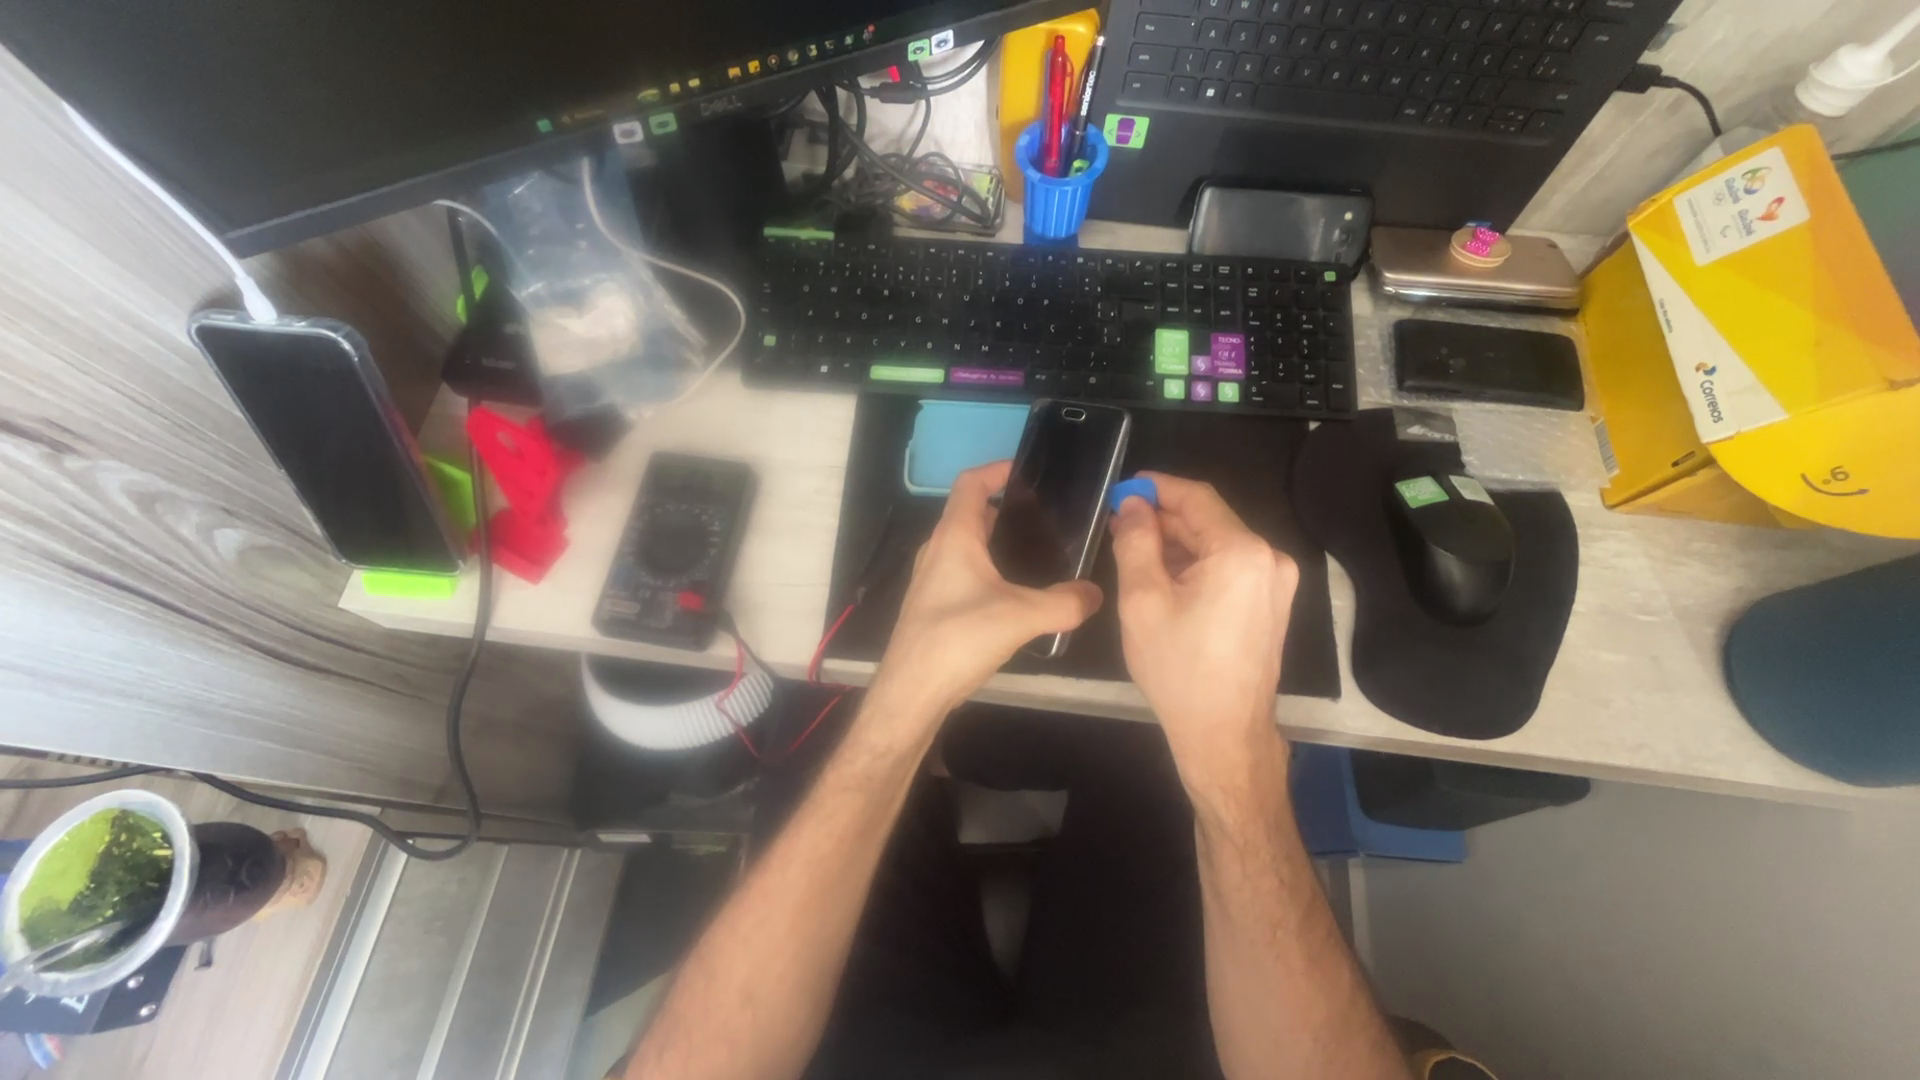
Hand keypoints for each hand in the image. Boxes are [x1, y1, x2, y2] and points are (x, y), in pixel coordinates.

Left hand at [872, 462, 1102, 721]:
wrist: (911, 692)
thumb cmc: (959, 640)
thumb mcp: (1022, 617)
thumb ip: (1065, 603)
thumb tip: (1095, 594)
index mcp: (954, 537)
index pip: (971, 484)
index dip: (997, 470)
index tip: (1026, 471)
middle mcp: (937, 551)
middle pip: (968, 513)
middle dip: (1004, 509)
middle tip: (1043, 518)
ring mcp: (930, 580)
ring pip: (964, 546)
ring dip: (994, 542)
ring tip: (1035, 555)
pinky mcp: (931, 606)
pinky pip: (961, 573)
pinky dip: (986, 570)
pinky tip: (1012, 596)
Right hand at [1109, 473, 1298, 775]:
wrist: (1224, 732)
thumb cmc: (1178, 668)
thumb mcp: (1142, 599)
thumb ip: (1135, 541)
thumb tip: (1132, 504)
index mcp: (1241, 552)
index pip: (1196, 498)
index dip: (1157, 487)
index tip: (1123, 488)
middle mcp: (1269, 559)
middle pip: (1209, 521)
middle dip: (1162, 519)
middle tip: (1118, 523)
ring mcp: (1276, 583)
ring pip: (1217, 545)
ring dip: (1177, 544)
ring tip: (1132, 551)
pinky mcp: (1271, 604)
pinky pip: (1229, 568)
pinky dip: (1195, 566)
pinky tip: (1163, 576)